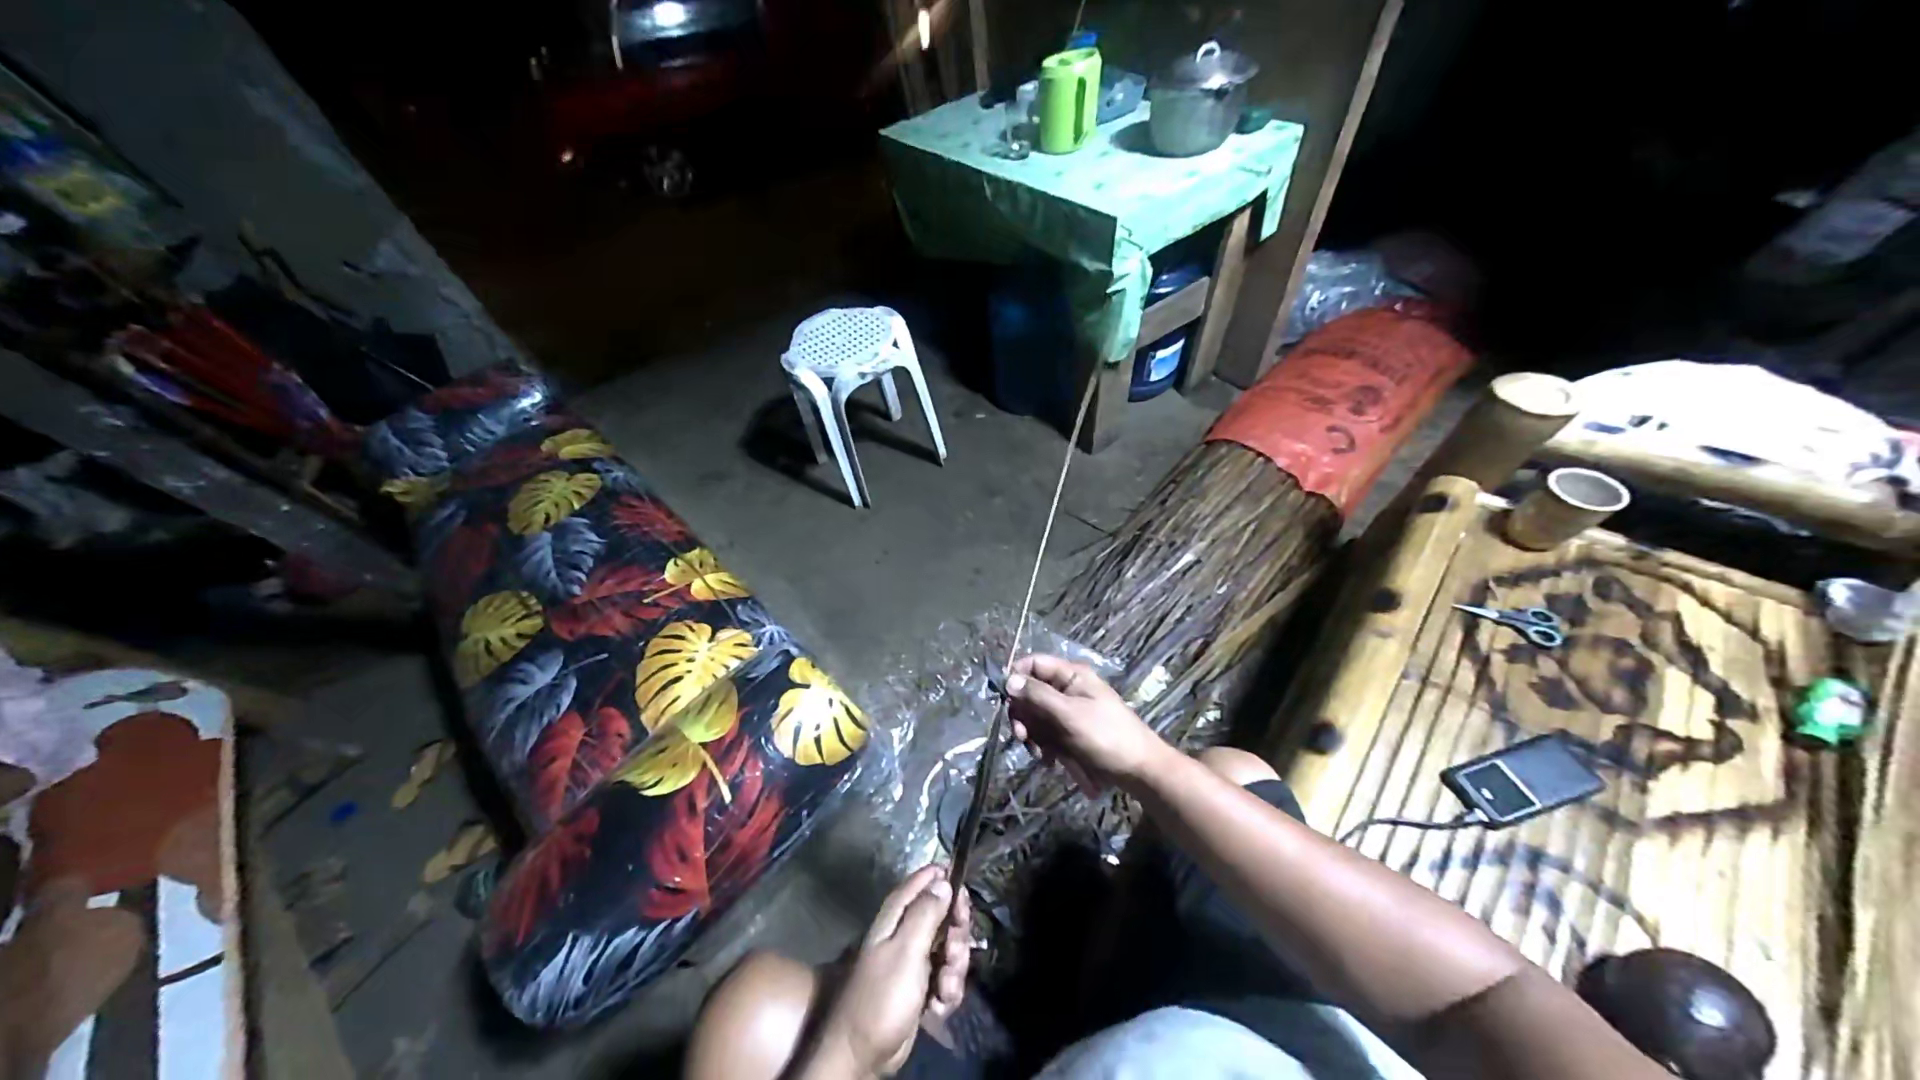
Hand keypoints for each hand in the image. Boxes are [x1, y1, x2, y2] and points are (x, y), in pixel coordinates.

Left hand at [813, 864, 970, 1077]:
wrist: (863, 1054)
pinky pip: (946, 978)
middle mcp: (905, 934)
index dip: (941, 879)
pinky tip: (937, 1007)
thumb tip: (942, 881)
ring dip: (954, 970)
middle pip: (943, 916)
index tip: (962, 886)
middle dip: (956, 935)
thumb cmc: (882, 996)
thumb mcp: (907, 951)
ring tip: (944, 989)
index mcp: (896, 918)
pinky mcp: (921, 987)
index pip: (921, 883)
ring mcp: (914, 962)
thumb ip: (926, 914)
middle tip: (953, 951)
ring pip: (949, 950)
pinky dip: (946, 994)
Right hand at [1005, 654, 1167, 791]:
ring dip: (1033, 736)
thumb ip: (1037, 695)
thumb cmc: (1105, 736)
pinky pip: (1047, 735)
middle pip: (1030, 693)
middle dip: (1023, 716)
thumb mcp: (1068, 714)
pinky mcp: (1071, 733)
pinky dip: (1044, 747)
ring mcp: (1069, 712)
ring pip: (1036, 717)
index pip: (1033, 664)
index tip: (1005, 701)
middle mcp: (1068, 689)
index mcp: (1071, 676)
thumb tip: (1008, 679)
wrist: (1138, 770)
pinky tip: (1050, 761)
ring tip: (1041, 754)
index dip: (1016, 678)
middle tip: (1022, 736)